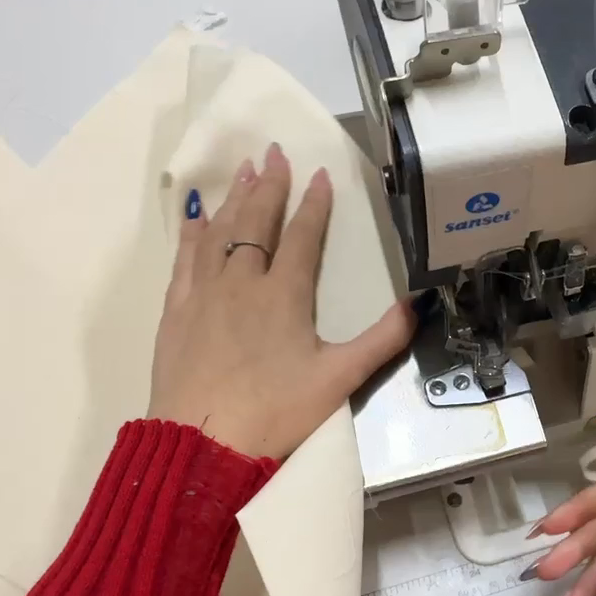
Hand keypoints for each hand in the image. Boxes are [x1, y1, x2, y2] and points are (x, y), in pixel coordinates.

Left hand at [147, 143, 414, 458]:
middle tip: (273, 151)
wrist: (201, 444)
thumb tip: (418, 303)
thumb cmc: (276, 411)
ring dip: (232, 198)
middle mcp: (241, 283)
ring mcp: (203, 295)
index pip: (302, 237)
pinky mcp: (176, 313)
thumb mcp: (341, 379)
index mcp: (284, 295)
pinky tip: (194, 216)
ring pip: (218, 233)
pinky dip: (191, 233)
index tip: (320, 174)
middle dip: (268, 185)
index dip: (314, 204)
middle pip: (255, 222)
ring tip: (241, 170)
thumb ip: (383, 339)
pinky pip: (184, 260)